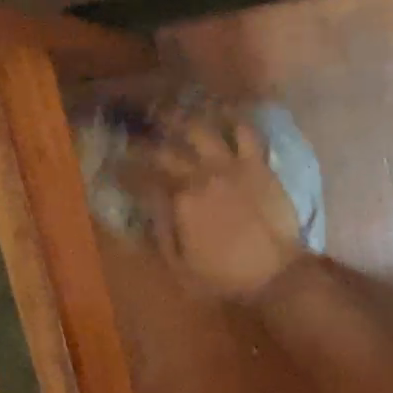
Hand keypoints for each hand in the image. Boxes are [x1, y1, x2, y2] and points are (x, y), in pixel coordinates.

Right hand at [138, 116, 304, 299]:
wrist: (276, 273)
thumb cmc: (226, 277)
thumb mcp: (181, 267)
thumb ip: (162, 233)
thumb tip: (150, 206)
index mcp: (179, 201)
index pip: (143, 180)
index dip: (126, 173)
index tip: (116, 167)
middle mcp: (200, 176)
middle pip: (166, 151)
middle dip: (145, 143)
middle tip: (136, 134)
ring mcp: (230, 166)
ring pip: (201, 131)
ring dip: (184, 122)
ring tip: (175, 115)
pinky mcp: (257, 165)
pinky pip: (245, 134)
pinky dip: (233, 124)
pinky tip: (225, 120)